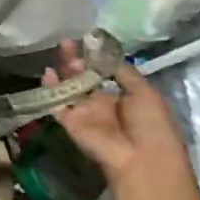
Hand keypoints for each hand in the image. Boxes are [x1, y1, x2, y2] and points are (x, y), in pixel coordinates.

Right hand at [44, 40, 190, 186]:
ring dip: (64, 70)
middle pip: (83, 76)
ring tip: (64, 55)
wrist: (141, 159)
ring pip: (68, 86)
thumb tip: (102, 54)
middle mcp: (102, 103)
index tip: (85, 41)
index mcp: (123, 96)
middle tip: (68, 44)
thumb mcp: (145, 92)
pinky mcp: (70, 122)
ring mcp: (84, 112)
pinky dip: (50, 88)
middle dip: (76, 59)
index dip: (93, 56)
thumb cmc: (151, 124)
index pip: (103, 71)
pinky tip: (49, 73)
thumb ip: (122, 71)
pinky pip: (56, 102)